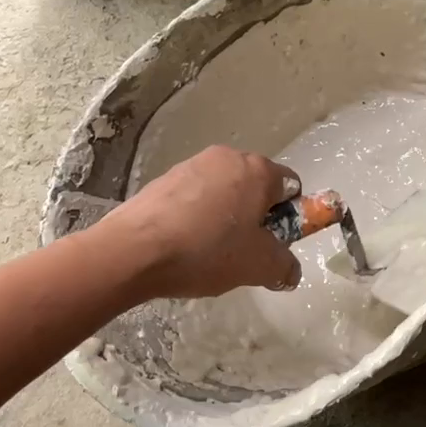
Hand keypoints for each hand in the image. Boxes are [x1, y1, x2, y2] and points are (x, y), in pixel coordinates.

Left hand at [103, 146, 303, 298]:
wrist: (134, 249)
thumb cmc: (206, 251)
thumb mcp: (256, 267)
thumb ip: (283, 266)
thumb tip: (290, 269)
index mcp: (259, 170)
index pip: (291, 186)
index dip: (288, 216)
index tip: (272, 243)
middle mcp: (231, 157)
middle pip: (256, 185)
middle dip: (255, 215)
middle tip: (241, 251)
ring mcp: (196, 163)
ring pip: (225, 189)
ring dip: (226, 214)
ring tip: (207, 251)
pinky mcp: (168, 176)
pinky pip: (197, 194)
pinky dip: (198, 214)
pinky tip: (182, 243)